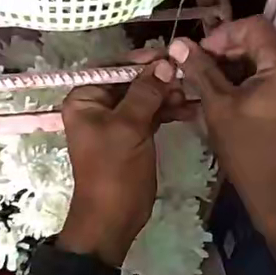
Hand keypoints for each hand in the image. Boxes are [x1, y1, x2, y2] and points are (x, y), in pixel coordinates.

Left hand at [56, 60, 179, 264]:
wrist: (113, 218)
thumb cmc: (114, 171)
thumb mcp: (129, 127)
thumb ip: (146, 93)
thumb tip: (165, 63)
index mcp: (85, 98)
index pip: (114, 67)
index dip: (142, 60)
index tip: (172, 56)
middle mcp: (96, 105)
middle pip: (132, 80)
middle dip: (159, 79)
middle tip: (186, 79)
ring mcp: (115, 121)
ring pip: (144, 97)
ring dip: (167, 95)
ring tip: (190, 96)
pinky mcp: (132, 135)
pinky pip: (151, 114)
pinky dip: (168, 111)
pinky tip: (189, 109)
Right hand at [168, 18, 275, 224]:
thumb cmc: (248, 149)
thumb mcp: (218, 106)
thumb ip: (200, 71)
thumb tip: (178, 43)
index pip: (253, 26)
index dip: (221, 34)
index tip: (197, 54)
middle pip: (257, 41)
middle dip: (223, 50)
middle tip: (195, 68)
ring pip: (259, 59)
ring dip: (230, 66)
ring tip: (202, 82)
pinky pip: (265, 77)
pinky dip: (242, 80)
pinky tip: (219, 95)